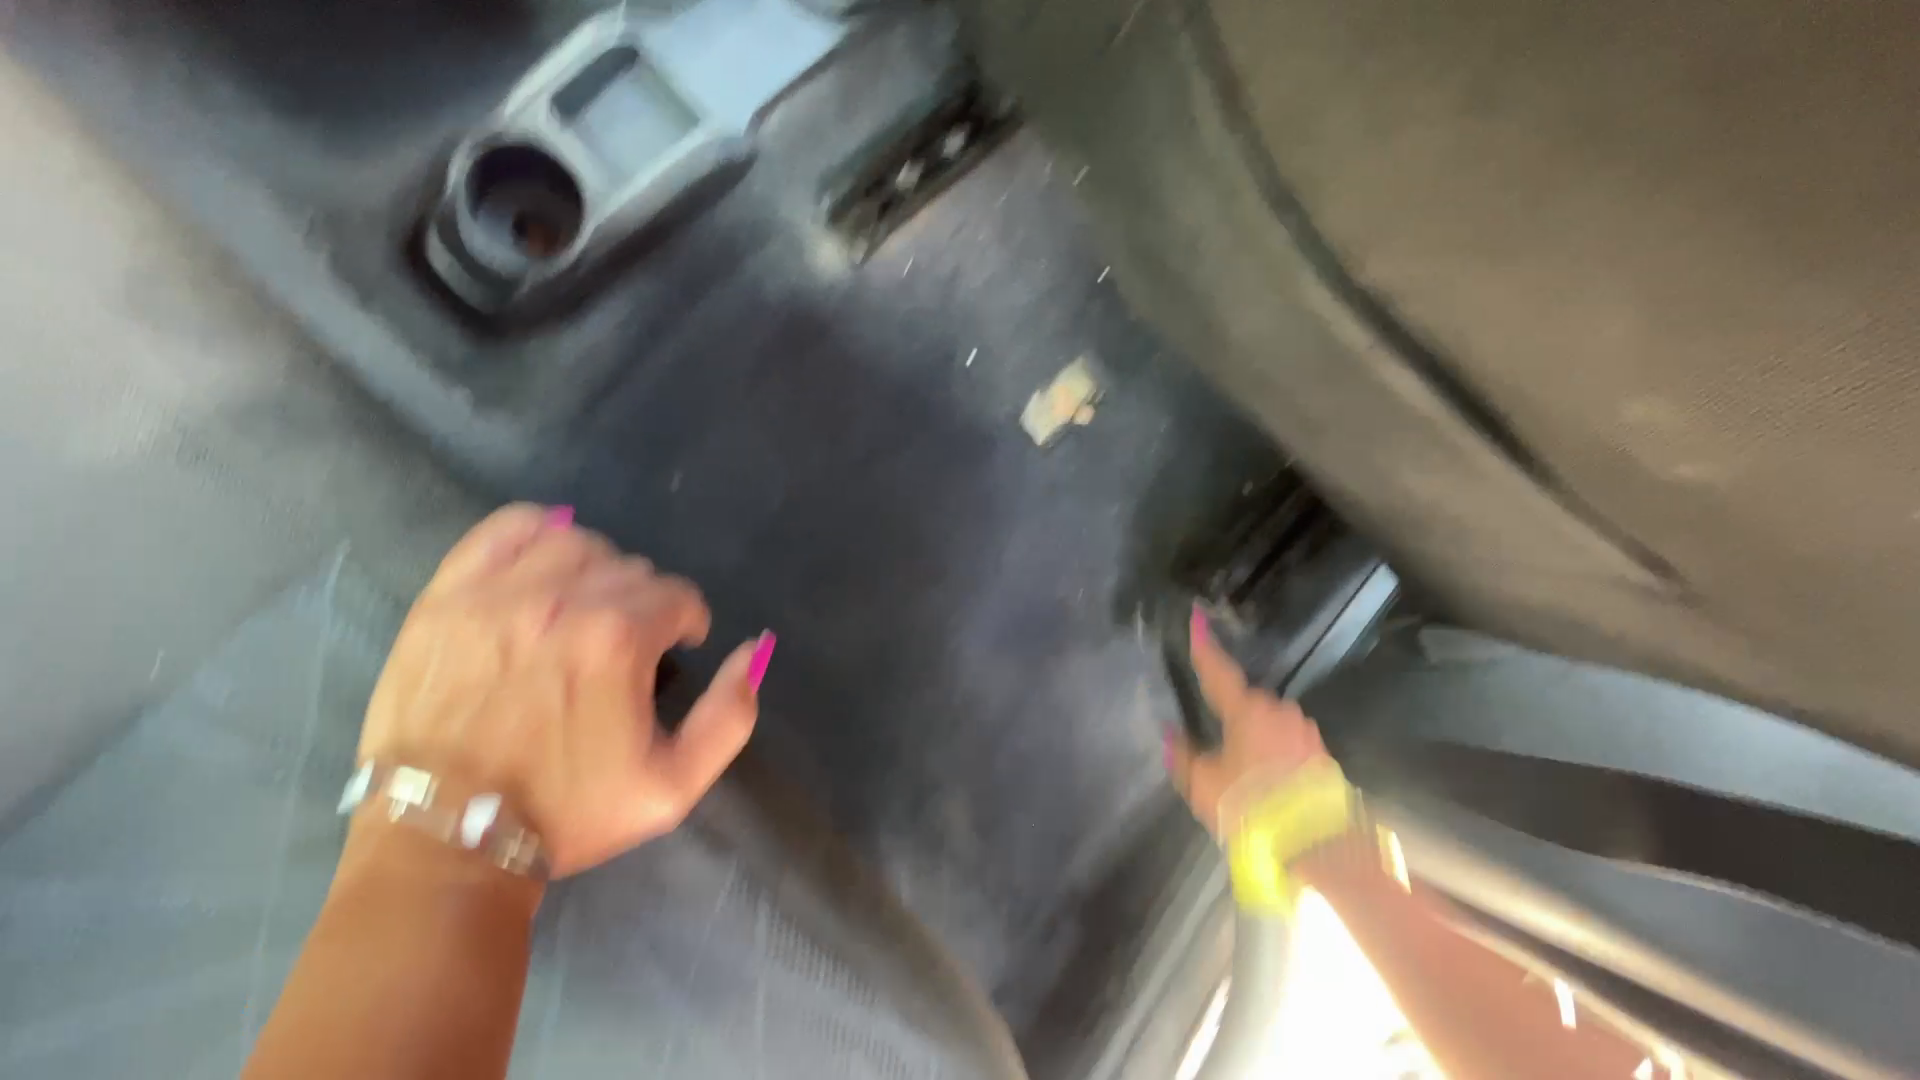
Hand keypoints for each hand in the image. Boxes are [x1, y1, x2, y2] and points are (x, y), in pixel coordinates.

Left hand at [357, 503, 772, 875]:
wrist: (446, 838)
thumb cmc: (568, 811)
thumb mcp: (674, 784)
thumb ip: (730, 714)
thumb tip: (755, 650)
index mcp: (620, 640)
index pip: (678, 596)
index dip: (687, 623)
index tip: (676, 650)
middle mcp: (563, 600)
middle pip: (631, 568)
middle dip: (645, 602)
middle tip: (630, 644)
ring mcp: (498, 594)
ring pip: (575, 543)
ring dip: (597, 568)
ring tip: (587, 605)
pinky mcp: (447, 598)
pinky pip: (503, 531)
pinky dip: (535, 531)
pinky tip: (544, 560)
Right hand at [1167, 606, 1328, 833]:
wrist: (1315, 845)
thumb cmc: (1249, 806)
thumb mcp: (1204, 785)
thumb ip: (1184, 756)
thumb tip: (1172, 734)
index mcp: (1245, 709)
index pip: (1216, 670)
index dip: (1203, 644)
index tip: (1197, 617)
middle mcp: (1278, 710)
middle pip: (1245, 704)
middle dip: (1231, 718)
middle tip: (1219, 752)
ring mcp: (1304, 731)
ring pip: (1268, 725)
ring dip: (1256, 740)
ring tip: (1245, 780)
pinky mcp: (1322, 754)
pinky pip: (1288, 745)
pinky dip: (1275, 757)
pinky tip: (1268, 786)